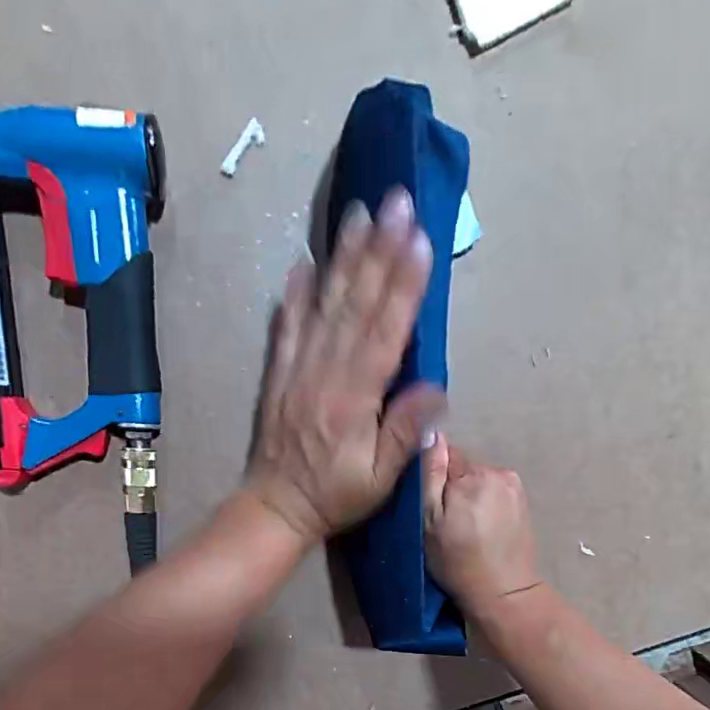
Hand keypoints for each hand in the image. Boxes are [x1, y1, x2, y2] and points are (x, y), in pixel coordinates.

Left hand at [245, 187, 445, 540]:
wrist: (274, 507)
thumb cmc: (334, 495)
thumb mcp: (380, 478)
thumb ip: (405, 431)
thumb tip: (435, 384)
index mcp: (355, 397)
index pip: (385, 329)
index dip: (403, 282)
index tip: (418, 238)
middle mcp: (325, 373)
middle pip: (356, 304)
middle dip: (378, 250)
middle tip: (394, 202)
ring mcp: (297, 370)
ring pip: (323, 306)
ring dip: (342, 259)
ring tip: (356, 215)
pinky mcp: (277, 374)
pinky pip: (284, 328)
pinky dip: (294, 295)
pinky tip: (302, 263)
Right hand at [422, 433, 542, 609]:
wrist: (503, 591)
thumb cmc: (457, 560)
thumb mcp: (430, 520)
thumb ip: (430, 475)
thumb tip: (432, 435)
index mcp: (472, 475)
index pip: (443, 453)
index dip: (431, 476)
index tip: (428, 502)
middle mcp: (498, 472)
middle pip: (461, 465)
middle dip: (450, 485)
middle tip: (444, 518)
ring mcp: (514, 485)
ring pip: (476, 477)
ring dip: (467, 493)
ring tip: (463, 524)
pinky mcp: (522, 499)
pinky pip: (492, 488)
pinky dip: (483, 501)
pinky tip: (480, 525)